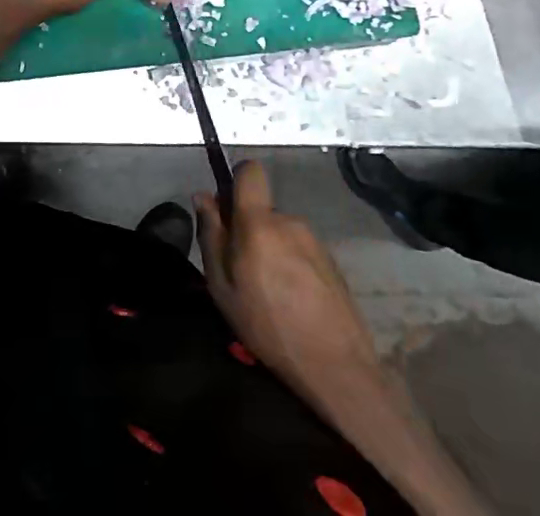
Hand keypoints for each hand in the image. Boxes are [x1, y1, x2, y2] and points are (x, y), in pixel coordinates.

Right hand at [195, 162, 383, 400]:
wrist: (336, 367)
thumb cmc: (266, 324)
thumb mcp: (221, 284)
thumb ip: (211, 234)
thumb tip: (203, 197)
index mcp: (259, 223)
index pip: (251, 172)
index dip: (236, 177)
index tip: (224, 205)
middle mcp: (290, 222)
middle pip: (260, 208)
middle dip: (245, 226)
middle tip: (238, 266)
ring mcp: (316, 241)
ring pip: (279, 230)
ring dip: (268, 247)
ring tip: (265, 287)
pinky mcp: (332, 262)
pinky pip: (298, 249)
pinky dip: (288, 262)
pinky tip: (289, 297)